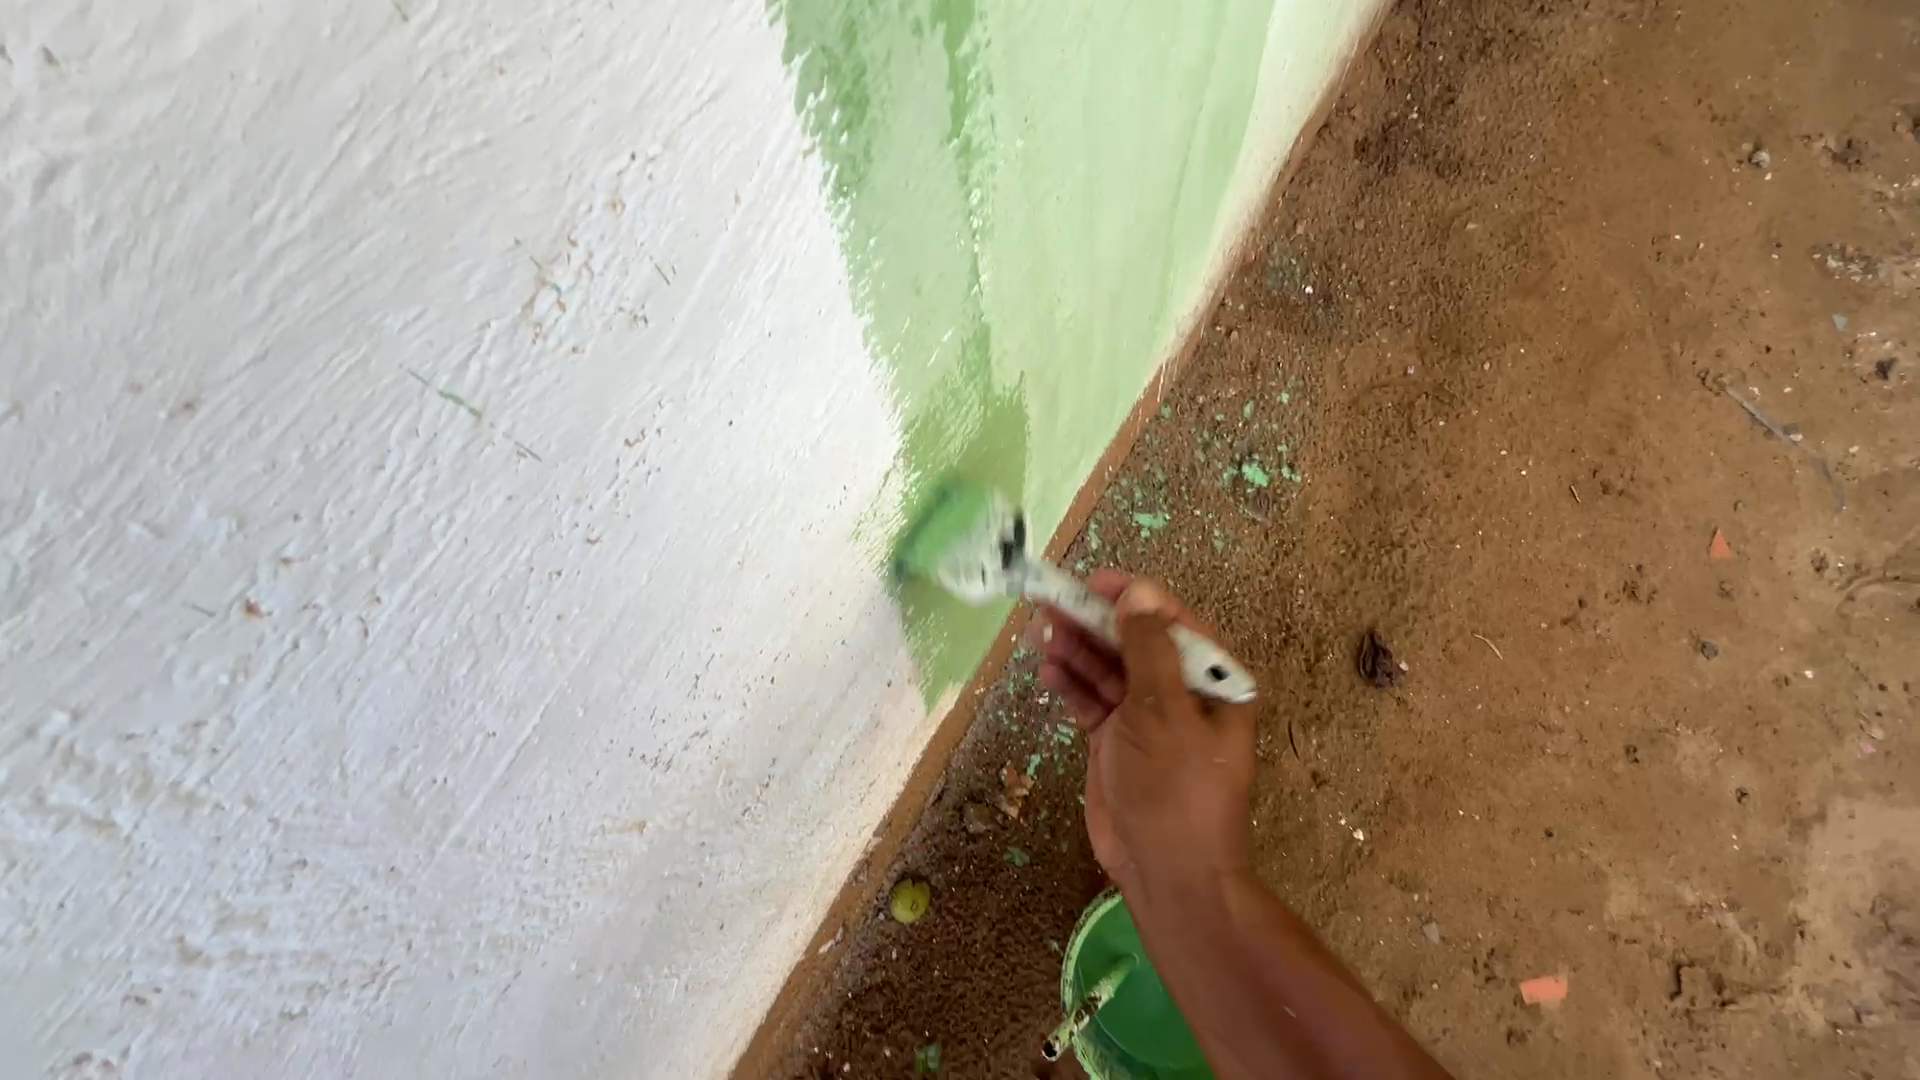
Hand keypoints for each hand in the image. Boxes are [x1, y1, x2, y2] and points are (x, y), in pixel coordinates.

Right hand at [1031, 571, 1256, 893]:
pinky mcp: (1115, 741)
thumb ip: (1148, 649)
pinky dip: (1070, 685)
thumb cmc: (1177, 789)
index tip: (1093, 580)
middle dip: (1094, 622)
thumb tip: (1138, 593)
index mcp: (1212, 682)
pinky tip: (1048, 671)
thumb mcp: (1163, 712)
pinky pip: (1091, 700)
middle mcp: (1180, 694)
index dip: (1132, 598)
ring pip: (1107, 669)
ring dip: (1076, 650)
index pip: (1171, 623)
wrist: (1167, 873)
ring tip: (1042, 632)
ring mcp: (1145, 719)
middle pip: (1132, 642)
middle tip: (1051, 602)